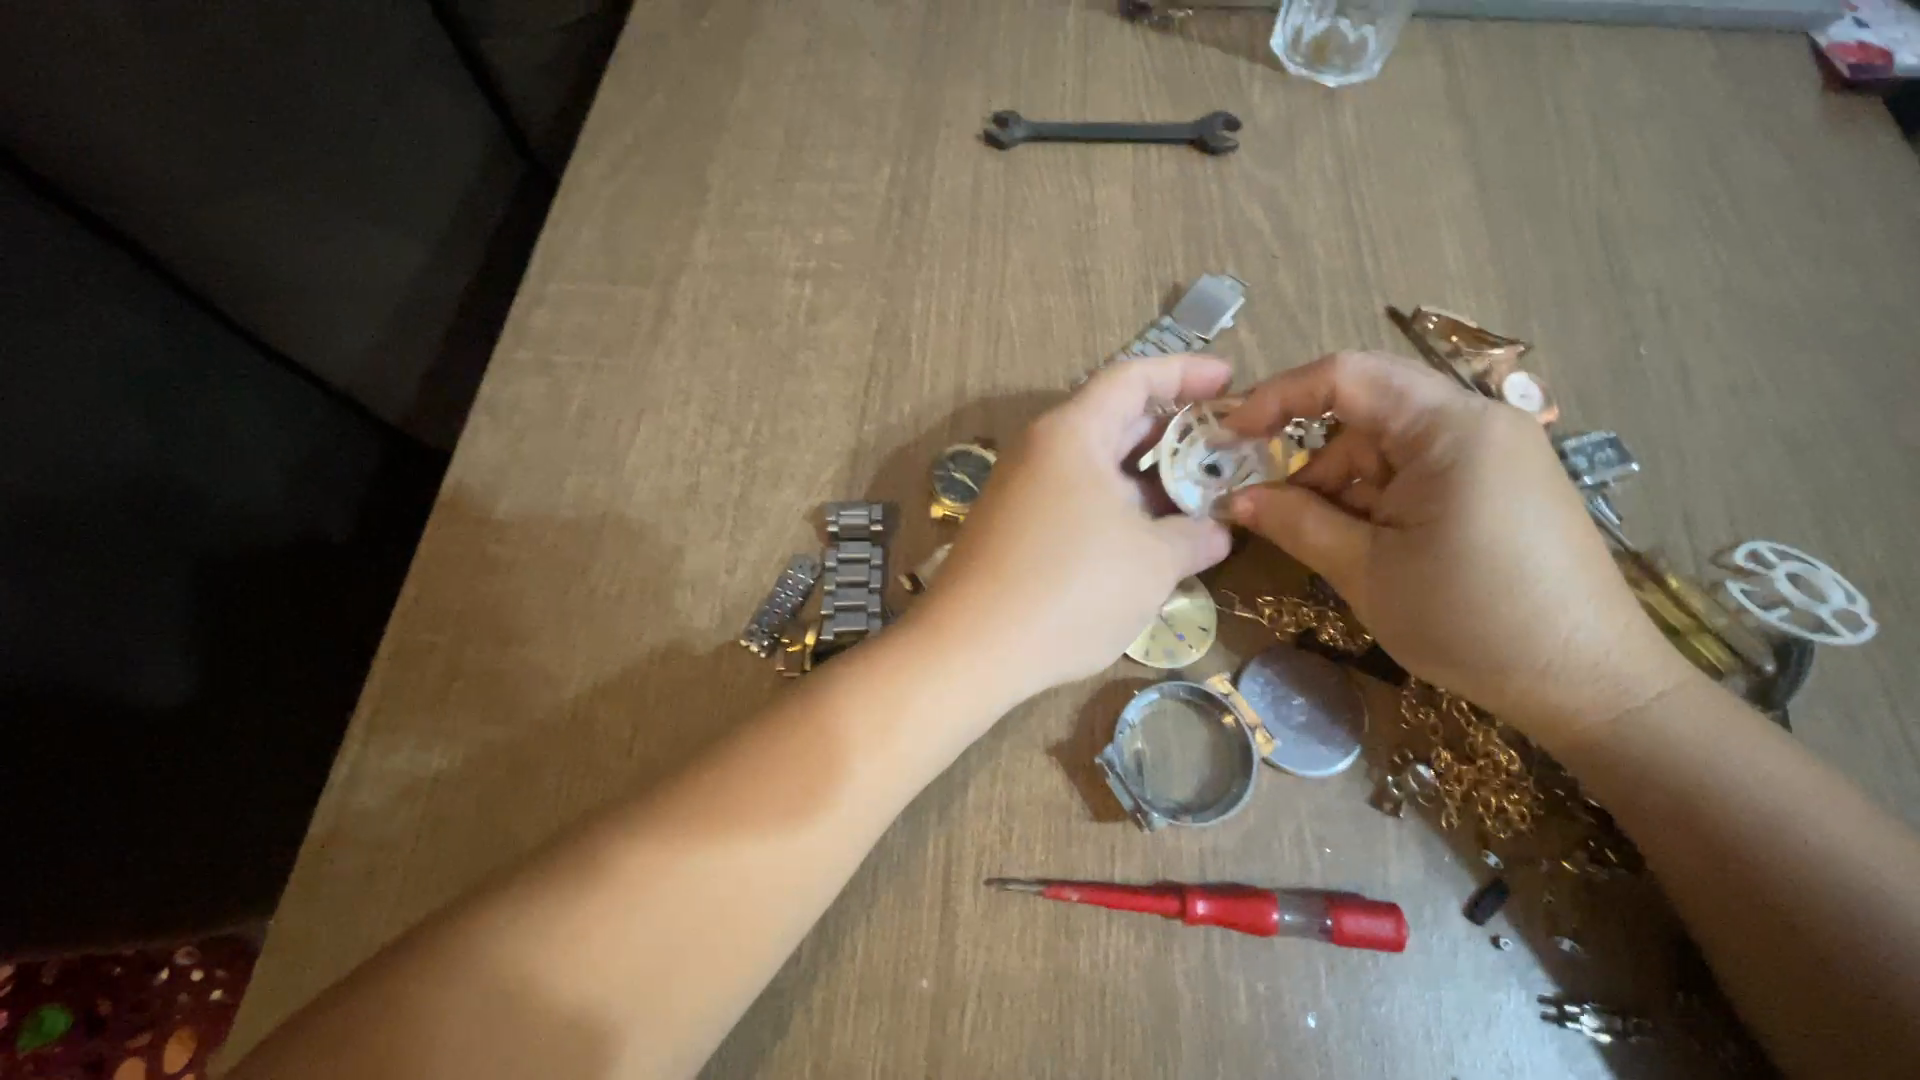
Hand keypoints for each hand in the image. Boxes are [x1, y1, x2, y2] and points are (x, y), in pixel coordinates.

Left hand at [916, 355, 1234, 700]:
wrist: (970, 649)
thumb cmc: (1070, 589)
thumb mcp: (1151, 562)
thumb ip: (1193, 537)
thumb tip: (1217, 532)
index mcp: (1072, 435)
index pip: (1132, 379)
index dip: (1185, 373)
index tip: (1230, 381)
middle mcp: (1041, 451)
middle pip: (1115, 422)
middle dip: (1173, 434)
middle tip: (1225, 452)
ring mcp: (1023, 492)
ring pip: (1097, 468)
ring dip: (1148, 480)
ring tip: (1200, 500)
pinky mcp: (1015, 529)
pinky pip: (1077, 501)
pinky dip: (1118, 509)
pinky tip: (1151, 540)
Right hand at [1225, 352, 1695, 744]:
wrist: (1590, 682)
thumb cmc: (1471, 621)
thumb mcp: (1366, 571)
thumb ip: (1295, 522)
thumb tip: (1235, 499)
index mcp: (1449, 428)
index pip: (1345, 376)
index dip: (1276, 397)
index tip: (1227, 435)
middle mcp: (1478, 422)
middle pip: (1366, 410)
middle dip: (1309, 455)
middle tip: (1263, 501)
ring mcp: (1495, 452)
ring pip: (1389, 444)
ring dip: (1342, 483)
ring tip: (1318, 539)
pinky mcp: (1501, 483)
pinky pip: (1419, 469)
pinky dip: (1378, 496)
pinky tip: (1363, 542)